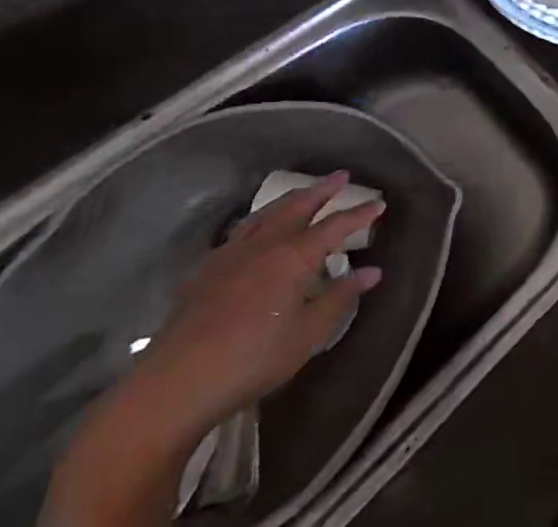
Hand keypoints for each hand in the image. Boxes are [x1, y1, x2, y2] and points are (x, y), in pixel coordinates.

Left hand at [123, 172, 384, 438]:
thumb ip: (341, 298)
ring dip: (291, 199)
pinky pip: (241, 230)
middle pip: (298, 206)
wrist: (177, 382)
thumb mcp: (309, 334)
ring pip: (267, 213)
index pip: (336, 227)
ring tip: (304, 192)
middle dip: (323, 189)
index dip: (360, 215)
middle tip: (341, 176)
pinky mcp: (206, 269)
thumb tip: (372, 272)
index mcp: (294, 256)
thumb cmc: (254, 359)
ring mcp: (232, 253)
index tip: (379, 204)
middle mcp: (265, 244)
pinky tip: (258, 229)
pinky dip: (261, 219)